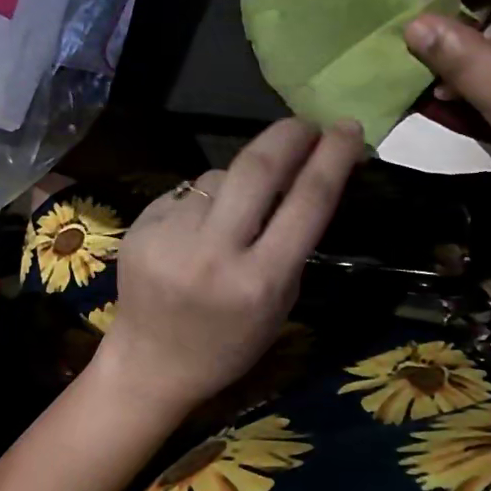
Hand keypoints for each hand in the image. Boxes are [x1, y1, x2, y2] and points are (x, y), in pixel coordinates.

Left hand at [95, 118, 363, 415]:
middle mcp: (215, 253)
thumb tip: (303, 177)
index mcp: (260, 281)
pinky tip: (200, 227)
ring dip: (242, 178)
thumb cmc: (230, 344)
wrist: (150, 364)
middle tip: (306, 126)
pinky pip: (189, 192)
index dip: (334, 156)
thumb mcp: (280, 301)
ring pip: (220, 176)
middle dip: (290, 135)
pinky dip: (206, 199)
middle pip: (259, 167)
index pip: (308, 201)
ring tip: (242, 205)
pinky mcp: (141, 226)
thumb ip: (292, 242)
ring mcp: (170, 236)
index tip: (348, 129)